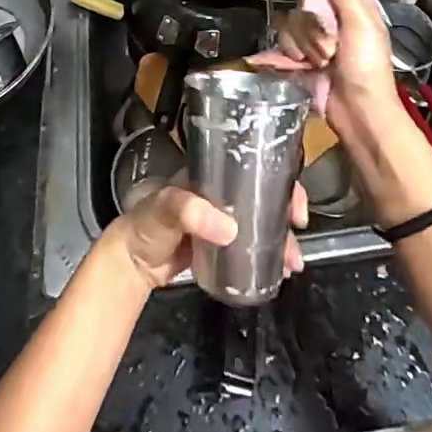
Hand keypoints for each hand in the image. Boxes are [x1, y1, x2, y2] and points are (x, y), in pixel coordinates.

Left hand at [103, 184, 308, 290]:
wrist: (132, 262)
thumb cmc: (147, 223)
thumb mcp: (165, 208)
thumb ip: (190, 212)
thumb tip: (229, 229)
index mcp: (212, 172)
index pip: (253, 163)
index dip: (279, 176)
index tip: (293, 199)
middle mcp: (223, 191)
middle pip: (265, 192)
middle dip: (288, 208)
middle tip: (299, 227)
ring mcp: (225, 217)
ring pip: (263, 220)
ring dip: (283, 237)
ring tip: (293, 261)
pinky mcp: (224, 244)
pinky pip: (253, 244)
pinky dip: (270, 254)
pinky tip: (281, 268)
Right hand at [269, 0, 403, 134]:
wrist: (358, 113)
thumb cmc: (367, 67)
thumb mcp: (360, 22)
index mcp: (352, 8)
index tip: (318, 3)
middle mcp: (332, 21)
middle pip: (302, 5)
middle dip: (311, 29)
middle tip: (329, 47)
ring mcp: (315, 42)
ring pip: (290, 27)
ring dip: (303, 47)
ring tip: (319, 64)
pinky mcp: (301, 61)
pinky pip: (282, 47)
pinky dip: (288, 58)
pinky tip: (300, 67)